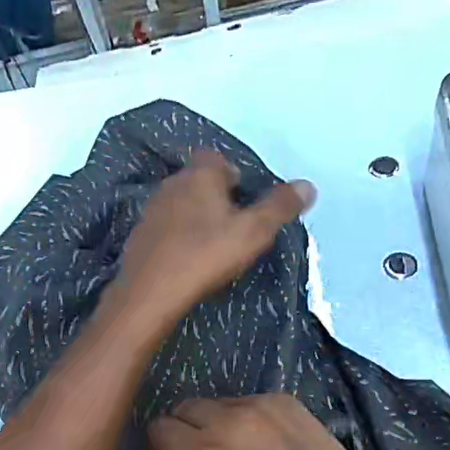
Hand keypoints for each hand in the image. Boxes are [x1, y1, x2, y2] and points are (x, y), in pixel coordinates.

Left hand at [109, 151, 314, 322]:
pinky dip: (180, 237)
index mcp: (201, 174)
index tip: (249, 203)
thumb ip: (280, 207)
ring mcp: (153, 209)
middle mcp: (173, 183)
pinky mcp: (141, 235)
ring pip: (183, 204)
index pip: (219, 158)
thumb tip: (308, 185)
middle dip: (219, 197)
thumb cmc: (206, 255)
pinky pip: (168, 227)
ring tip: (215, 245)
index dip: (236, 176)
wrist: (151, 291)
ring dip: (198, 218)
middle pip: (201, 181)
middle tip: (237, 226)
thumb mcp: (254, 232)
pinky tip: (190, 259)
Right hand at [134, 394, 403, 449]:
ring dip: (213, 424)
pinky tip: (267, 445)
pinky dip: (243, 418)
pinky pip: (244, 401)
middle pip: (180, 410)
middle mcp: (227, 419)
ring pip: (212, 403)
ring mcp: (258, 403)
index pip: (156, 430)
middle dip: (184, 434)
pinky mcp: (282, 398)